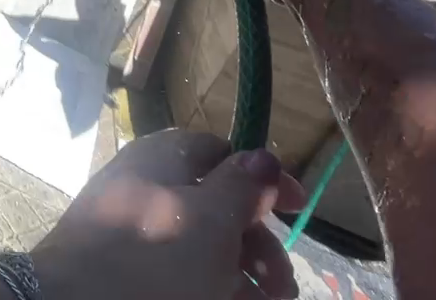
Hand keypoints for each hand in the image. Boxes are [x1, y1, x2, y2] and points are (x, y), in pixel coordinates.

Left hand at [32, 130, 305, 299]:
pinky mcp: (137, 269)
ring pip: (208, 247)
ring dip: (246, 278)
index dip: (260, 176)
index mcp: (160, 160)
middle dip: (260, 245)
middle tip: (281, 287)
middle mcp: (149, 186)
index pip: (216, 150)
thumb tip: (261, 155)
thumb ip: (240, 187)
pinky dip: (216, 290)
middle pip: (220, 206)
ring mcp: (141, 229)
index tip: (299, 209)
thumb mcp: (208, 218)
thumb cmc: (152, 257)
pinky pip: (187, 274)